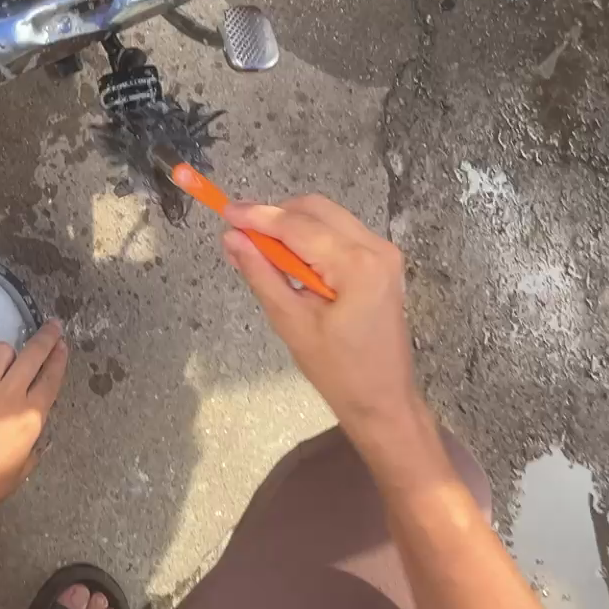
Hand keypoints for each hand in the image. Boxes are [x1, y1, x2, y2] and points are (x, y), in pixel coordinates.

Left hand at [0, 319, 68, 509]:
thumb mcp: (23, 467)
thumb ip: (34, 442)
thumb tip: (34, 428)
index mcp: (30, 416)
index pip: (51, 377)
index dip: (59, 358)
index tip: (62, 345)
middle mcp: (9, 395)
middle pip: (32, 355)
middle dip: (46, 337)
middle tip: (52, 327)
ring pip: (0, 351)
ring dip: (7, 354)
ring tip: (5, 364)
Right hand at [220, 196, 431, 446]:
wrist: (383, 399)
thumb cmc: (336, 370)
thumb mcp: (290, 322)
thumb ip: (260, 273)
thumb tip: (231, 238)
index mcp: (356, 265)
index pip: (296, 226)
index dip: (257, 215)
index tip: (224, 210)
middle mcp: (375, 247)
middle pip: (314, 209)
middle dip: (274, 215)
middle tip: (240, 233)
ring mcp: (383, 252)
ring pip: (327, 216)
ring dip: (291, 225)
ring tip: (258, 248)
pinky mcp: (381, 261)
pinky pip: (338, 232)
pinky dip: (309, 237)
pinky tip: (287, 259)